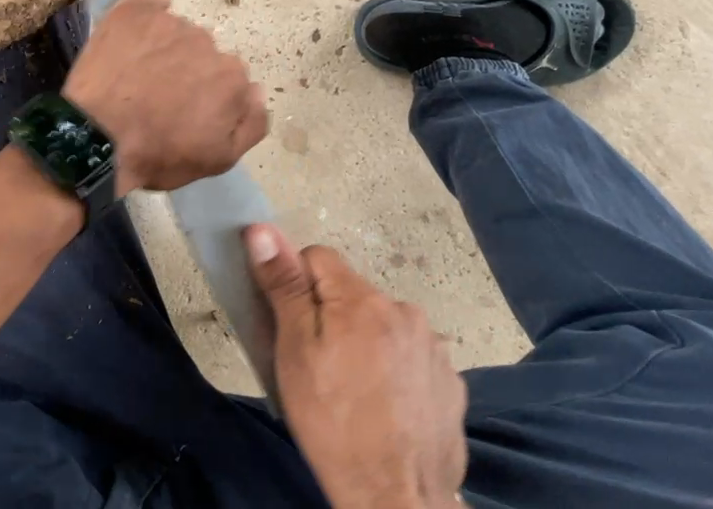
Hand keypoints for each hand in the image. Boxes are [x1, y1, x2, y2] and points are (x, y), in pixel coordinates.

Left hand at [62, 0, 266, 196]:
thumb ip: (251, 124)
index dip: (205, 97)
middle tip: (155, 95)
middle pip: (201, 53)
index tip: (183, 111)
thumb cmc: (158, 154)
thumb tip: (256, 91)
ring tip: (134, 73)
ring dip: (162, 46)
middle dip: (184, 71)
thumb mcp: (218, 160)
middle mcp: (207, 44)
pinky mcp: (134, 12)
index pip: (227, 80)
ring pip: (175, 30)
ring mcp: (170, 24)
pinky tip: (144, 14)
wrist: (98, 138)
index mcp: (232, 78)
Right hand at [247, 225, 466, 508]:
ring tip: (348, 386)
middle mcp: (405, 312)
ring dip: (361, 340)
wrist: (398, 498)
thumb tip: (262, 230)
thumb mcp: (294, 350)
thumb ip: (282, 286)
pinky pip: (407, 355)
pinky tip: (380, 404)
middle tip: (313, 360)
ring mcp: (433, 348)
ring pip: (379, 323)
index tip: (288, 322)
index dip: (294, 284)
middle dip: (328, 313)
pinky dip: (390, 368)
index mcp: (362, 300)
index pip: (317, 257)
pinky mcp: (450, 382)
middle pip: (349, 291)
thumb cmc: (332, 421)